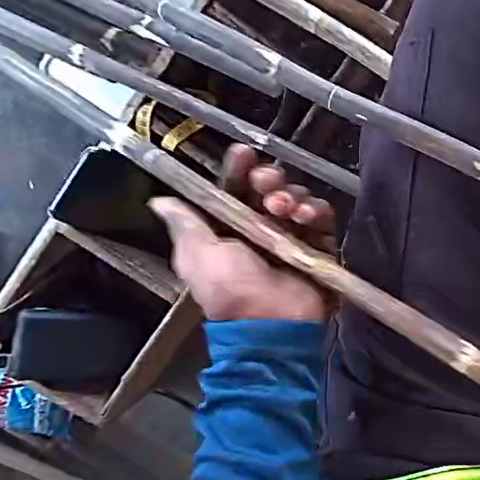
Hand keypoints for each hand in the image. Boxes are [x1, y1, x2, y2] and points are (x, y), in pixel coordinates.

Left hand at [147, 145, 334, 322]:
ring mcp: (291, 237)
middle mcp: (260, 228)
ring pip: (295, 197)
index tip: (244, 153)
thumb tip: (159, 201)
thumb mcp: (198, 255)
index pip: (235, 187)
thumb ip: (184, 225)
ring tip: (284, 208)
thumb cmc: (229, 290)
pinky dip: (315, 211)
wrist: (270, 325)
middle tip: (266, 183)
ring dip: (291, 194)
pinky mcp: (318, 247)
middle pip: (268, 187)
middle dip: (268, 178)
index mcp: (229, 228)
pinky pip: (321, 217)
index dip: (239, 169)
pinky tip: (305, 217)